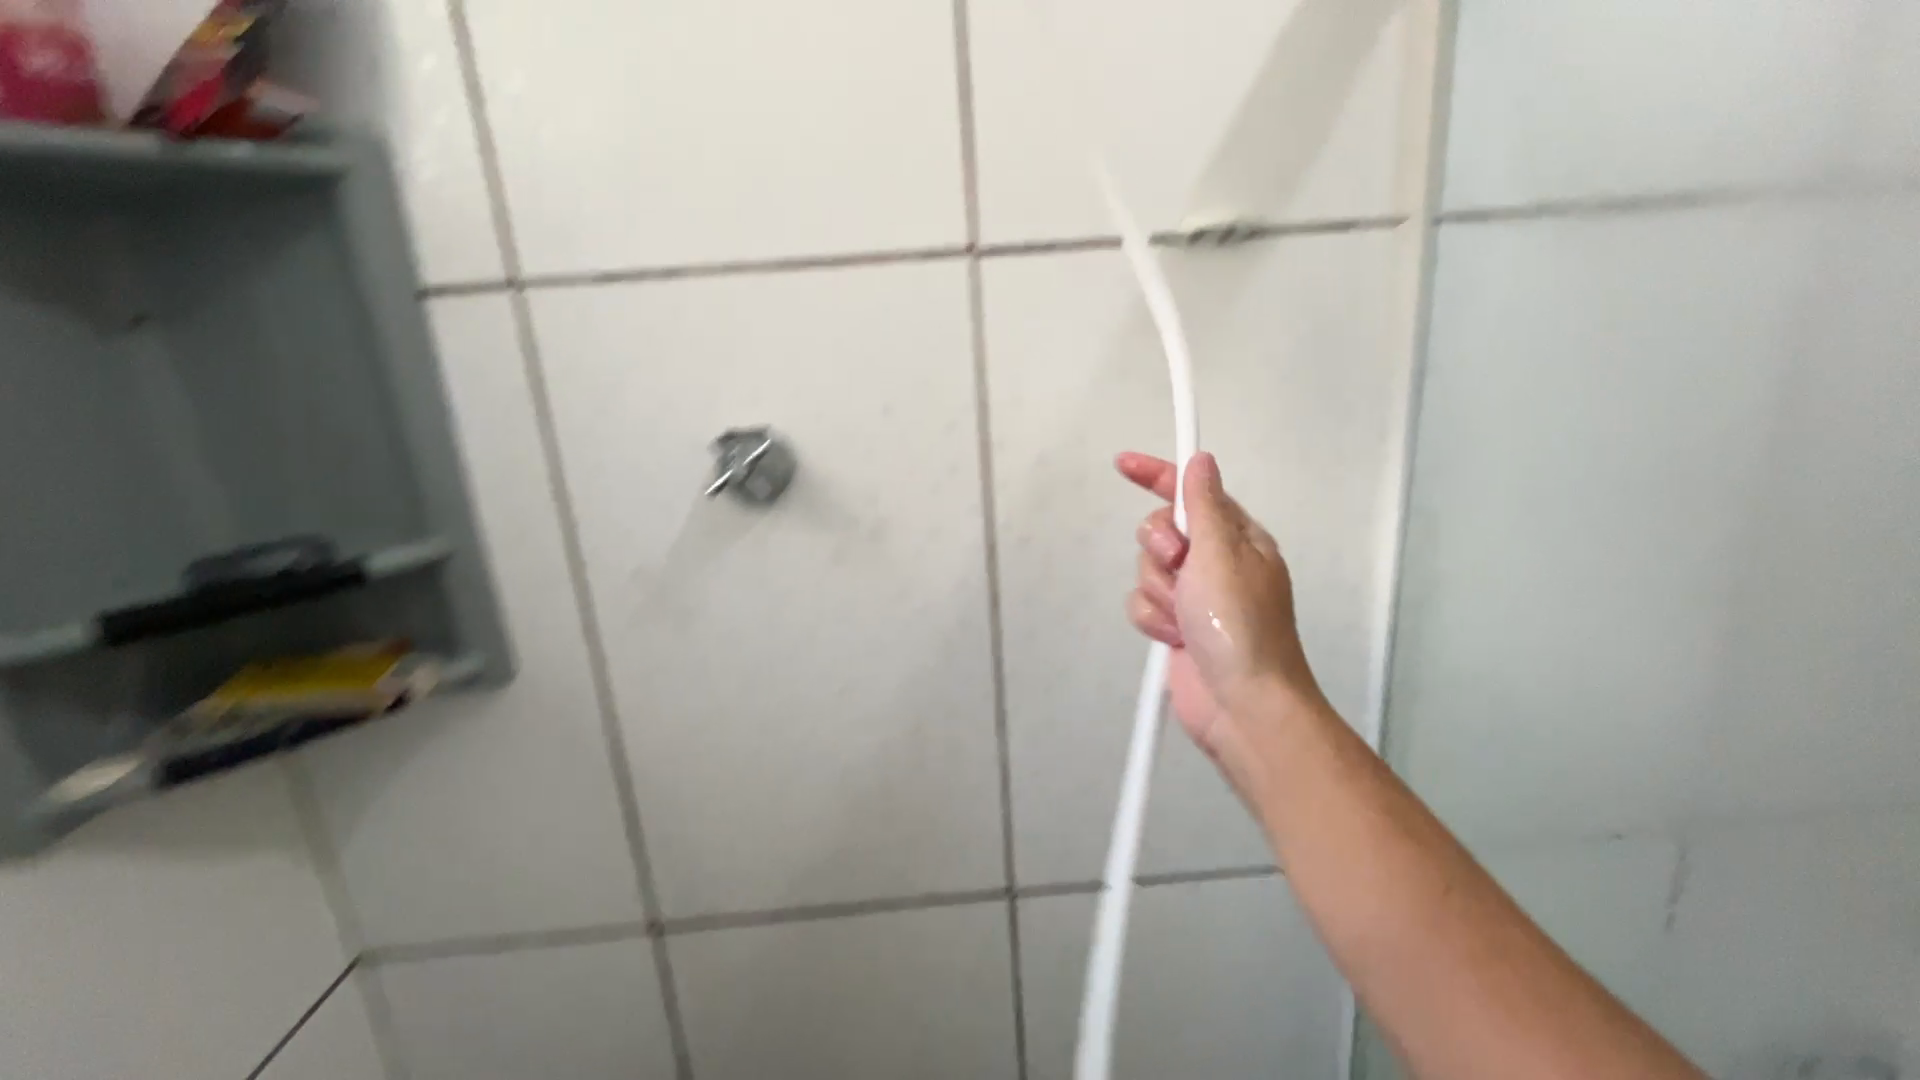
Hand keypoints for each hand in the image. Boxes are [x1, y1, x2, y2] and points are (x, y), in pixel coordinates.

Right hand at [1117, 451, 1323, 764]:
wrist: (1240, 704)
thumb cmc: (1241, 628)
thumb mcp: (1221, 554)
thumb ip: (1202, 505)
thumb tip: (1200, 463)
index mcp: (1237, 538)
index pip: (1191, 492)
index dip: (1157, 475)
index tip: (1123, 463)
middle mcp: (1215, 563)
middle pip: (1160, 531)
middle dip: (1159, 549)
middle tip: (1178, 566)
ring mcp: (1195, 596)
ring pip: (1147, 570)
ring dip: (1158, 592)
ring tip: (1183, 617)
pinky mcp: (1176, 625)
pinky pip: (1143, 604)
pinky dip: (1152, 620)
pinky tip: (1174, 637)